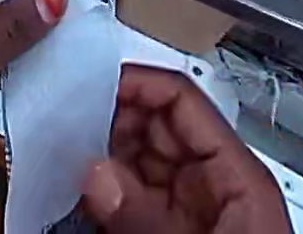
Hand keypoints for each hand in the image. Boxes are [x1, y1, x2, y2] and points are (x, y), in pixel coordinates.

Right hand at [82, 66, 291, 233]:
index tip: (88, 85)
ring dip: (101, 151)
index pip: (181, 97)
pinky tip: (77, 185)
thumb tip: (94, 172)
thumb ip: (147, 217)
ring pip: (136, 155)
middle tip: (66, 121)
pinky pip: (131, 190)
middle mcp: (215, 182)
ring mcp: (192, 207)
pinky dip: (103, 184)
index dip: (135, 83)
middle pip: (153, 121)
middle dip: (109, 117)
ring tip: (64, 150)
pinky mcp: (172, 227)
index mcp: (238, 176)